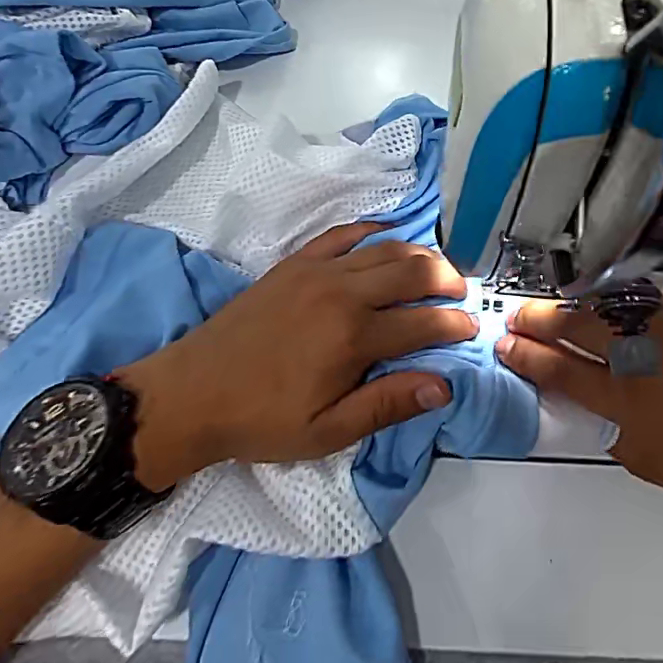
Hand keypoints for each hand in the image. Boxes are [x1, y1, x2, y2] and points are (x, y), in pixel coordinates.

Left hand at [117, 222, 474, 488]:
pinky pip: (343, 234)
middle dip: (447, 280)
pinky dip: (373, 231)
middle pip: (413, 272)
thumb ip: (387, 404)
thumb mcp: (326, 431)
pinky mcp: (295, 263)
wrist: (191, 392)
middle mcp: (342, 293)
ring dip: (420, 256)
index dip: (455, 325)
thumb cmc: (261, 419)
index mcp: (353, 337)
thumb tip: (443, 385)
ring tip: (437, 271)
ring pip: (386, 249)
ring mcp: (317, 271)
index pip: (424, 322)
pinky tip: (389, 235)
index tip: (471, 329)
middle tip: (461, 294)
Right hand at [497, 292, 662, 517]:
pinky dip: (619, 303)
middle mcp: (642, 351)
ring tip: (554, 308)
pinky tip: (609, 307)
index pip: (558, 368)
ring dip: (573, 305)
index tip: (505, 345)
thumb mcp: (642, 457)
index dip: (525, 355)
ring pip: (606, 303)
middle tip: (517, 317)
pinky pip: (646, 299)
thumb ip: (603, 422)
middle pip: (574, 324)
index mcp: (624, 396)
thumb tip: (581, 395)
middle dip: (537, 318)